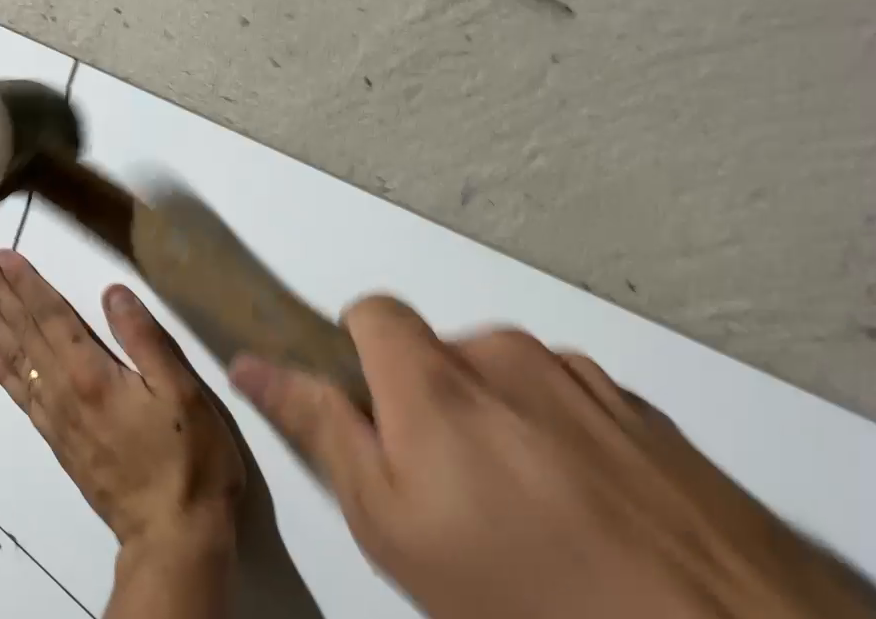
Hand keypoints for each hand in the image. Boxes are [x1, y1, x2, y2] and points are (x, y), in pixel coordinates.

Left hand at [0, 248, 266, 618]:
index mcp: (90, 373)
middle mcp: (63, 390)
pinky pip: (21, 395)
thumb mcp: (182, 392)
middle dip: (0, 292)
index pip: (51, 315)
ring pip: (17, 357)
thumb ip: (144, 339)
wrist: (172, 535)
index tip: (1, 256)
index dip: (26, 283)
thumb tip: (112, 292)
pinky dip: (3, 370)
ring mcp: (56, 417)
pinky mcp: (58, 441)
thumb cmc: (189, 460)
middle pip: (25, 330)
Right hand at [230, 295, 875, 618]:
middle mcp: (508, 362)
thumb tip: (255, 370)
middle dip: (428, 401)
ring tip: (521, 509)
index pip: (369, 311)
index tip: (359, 395)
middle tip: (443, 484)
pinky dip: (563, 441)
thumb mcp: (389, 522)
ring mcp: (584, 385)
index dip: (354, 350)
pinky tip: (579, 512)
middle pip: (438, 353)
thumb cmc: (549, 596)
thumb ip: (316, 427)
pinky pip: (574, 405)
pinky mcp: (646, 416)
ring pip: (506, 380)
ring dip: (499, 423)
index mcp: (435, 381)